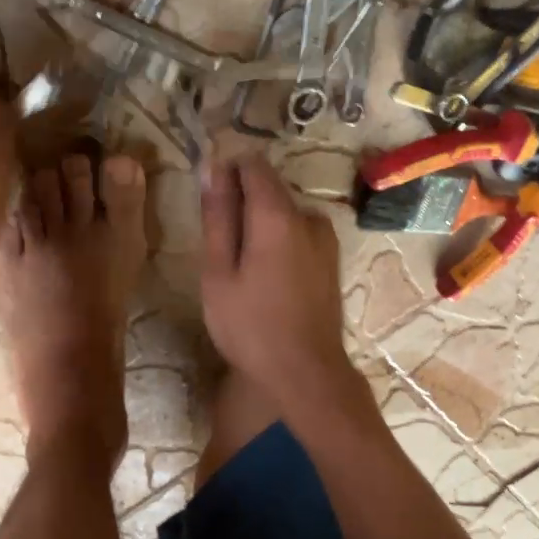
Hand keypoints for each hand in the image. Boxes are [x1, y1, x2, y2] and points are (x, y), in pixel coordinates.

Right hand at [199, 154, 353, 402]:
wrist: (305, 373)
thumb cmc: (250, 326)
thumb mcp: (218, 272)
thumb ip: (217, 217)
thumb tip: (212, 167)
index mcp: (277, 216)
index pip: (252, 165)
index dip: (227, 170)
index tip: (207, 198)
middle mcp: (308, 217)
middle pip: (269, 189)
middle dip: (241, 203)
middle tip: (217, 246)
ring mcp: (325, 239)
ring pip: (283, 213)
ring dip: (259, 226)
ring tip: (238, 267)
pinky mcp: (331, 259)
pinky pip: (298, 234)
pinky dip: (277, 242)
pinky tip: (264, 279)